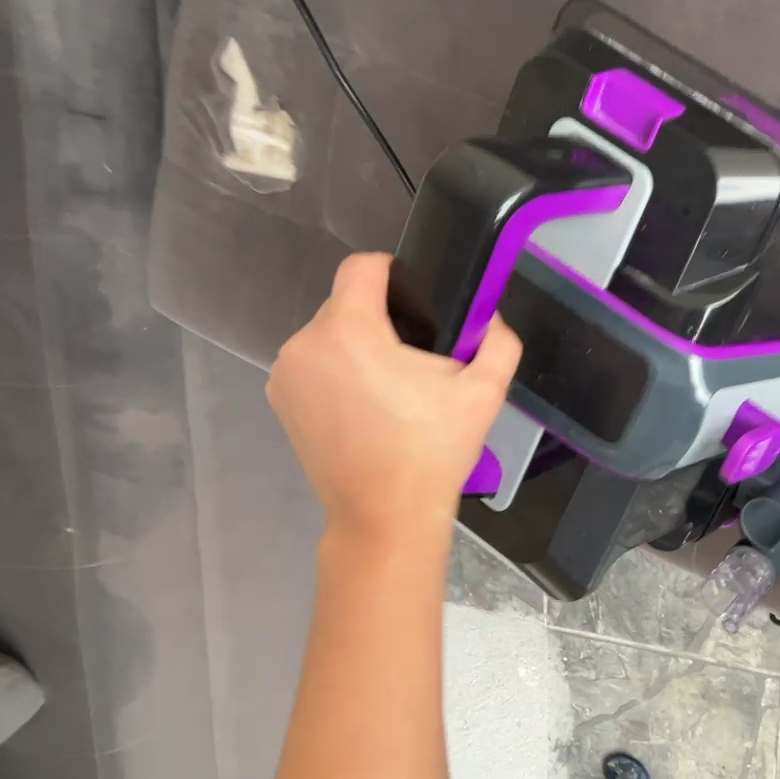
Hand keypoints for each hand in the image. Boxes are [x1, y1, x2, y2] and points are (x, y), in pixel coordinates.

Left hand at [267, 253, 521, 540]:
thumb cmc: (435, 448)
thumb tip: (491, 320)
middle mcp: (306, 344)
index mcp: (351, 332)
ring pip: (330, 336)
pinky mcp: (280, 400)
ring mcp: (285, 374)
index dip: (394, 270)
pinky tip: (369, 408)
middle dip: (384, 320)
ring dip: (362, 348)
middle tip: (421, 361)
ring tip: (396, 389)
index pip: (361, 267)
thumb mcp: (486, 392)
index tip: (420, 297)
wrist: (386, 511)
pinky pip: (315, 365)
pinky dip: (340, 374)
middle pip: (347, 304)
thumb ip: (498, 342)